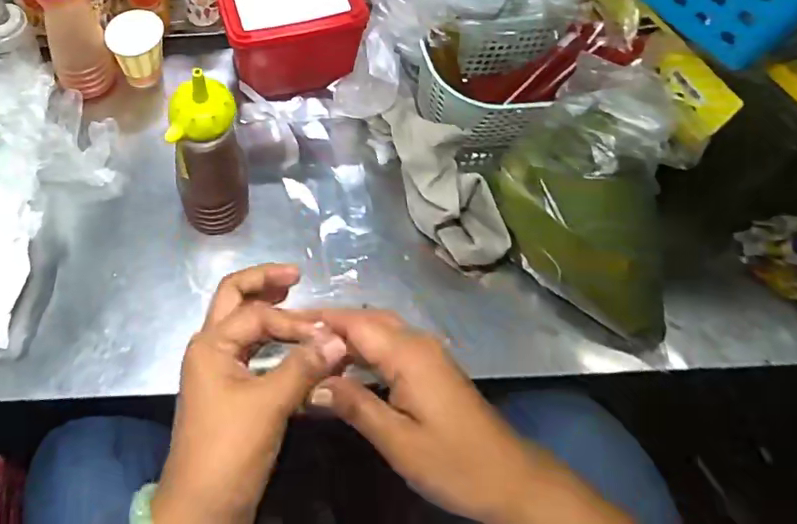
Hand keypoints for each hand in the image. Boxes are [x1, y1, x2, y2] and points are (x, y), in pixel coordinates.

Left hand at [153, 265, 348, 523]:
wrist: (199, 513)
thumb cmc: (228, 451)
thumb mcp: (269, 406)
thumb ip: (303, 367)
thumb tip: (338, 338)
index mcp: (210, 344)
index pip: (257, 314)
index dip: (293, 320)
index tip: (325, 335)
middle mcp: (208, 348)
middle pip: (233, 298)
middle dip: (263, 282)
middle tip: (296, 275)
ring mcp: (214, 370)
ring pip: (239, 324)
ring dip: (265, 308)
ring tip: (293, 296)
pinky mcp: (225, 391)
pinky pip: (247, 350)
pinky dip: (268, 340)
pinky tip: (290, 343)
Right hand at [311, 310, 620, 523]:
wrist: (510, 477)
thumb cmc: (454, 462)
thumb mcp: (398, 442)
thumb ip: (355, 406)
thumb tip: (313, 382)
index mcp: (407, 353)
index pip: (355, 322)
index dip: (320, 319)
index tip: (286, 320)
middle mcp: (417, 341)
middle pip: (366, 320)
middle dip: (330, 324)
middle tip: (292, 336)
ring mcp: (426, 352)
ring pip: (379, 330)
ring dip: (347, 335)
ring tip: (311, 350)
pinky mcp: (430, 366)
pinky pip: (390, 344)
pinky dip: (365, 348)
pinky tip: (347, 366)